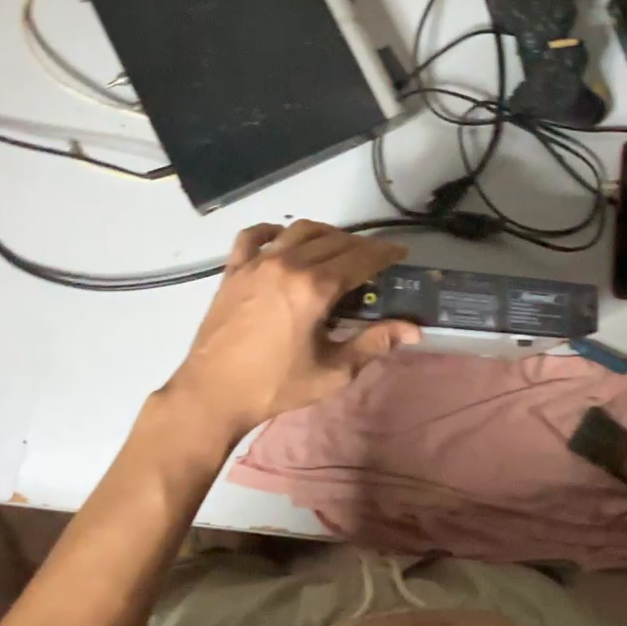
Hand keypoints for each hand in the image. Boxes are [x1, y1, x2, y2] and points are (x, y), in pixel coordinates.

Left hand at [164, 221, 419, 439]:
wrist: (213, 394)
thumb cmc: (276, 386)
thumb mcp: (333, 371)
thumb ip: (374, 343)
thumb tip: (413, 330)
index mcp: (314, 288)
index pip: (359, 258)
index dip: (383, 253)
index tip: (399, 252)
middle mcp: (287, 264)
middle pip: (333, 241)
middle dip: (359, 245)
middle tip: (373, 259)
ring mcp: (256, 264)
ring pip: (298, 231)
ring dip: (324, 234)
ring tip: (337, 248)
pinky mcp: (233, 271)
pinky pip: (253, 236)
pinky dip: (272, 231)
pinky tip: (282, 239)